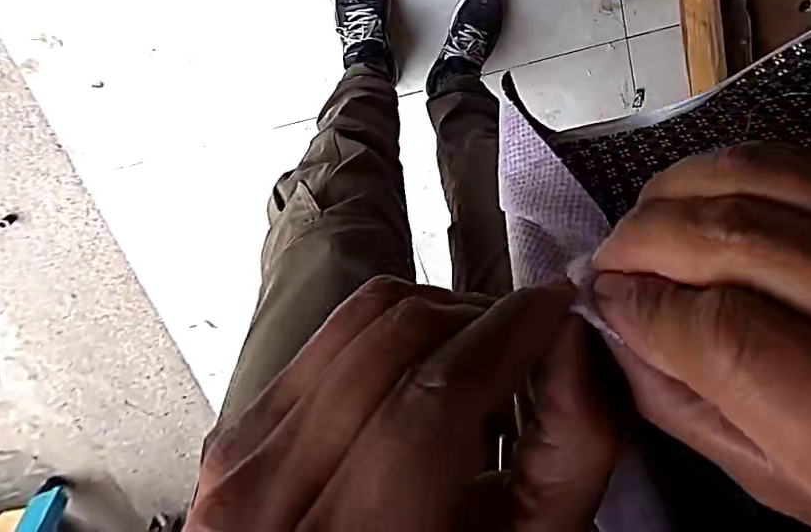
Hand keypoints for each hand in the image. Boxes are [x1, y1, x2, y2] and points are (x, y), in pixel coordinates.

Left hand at [191, 276, 617, 531]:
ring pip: (369, 316)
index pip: (433, 403)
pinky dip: (404, 323)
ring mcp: (239, 460)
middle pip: (402, 342)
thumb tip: (572, 335)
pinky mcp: (241, 425)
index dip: (511, 333)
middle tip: (531, 335)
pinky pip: (339, 328)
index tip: (558, 304)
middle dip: (488, 316)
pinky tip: (435, 362)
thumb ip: (569, 447)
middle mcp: (264, 505)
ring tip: (486, 352)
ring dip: (449, 312)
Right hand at [591, 143, 810, 531]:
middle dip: (649, 237)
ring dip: (680, 187)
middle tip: (608, 255)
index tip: (603, 300)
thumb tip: (620, 326)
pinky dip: (732, 166)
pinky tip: (700, 192)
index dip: (650, 309)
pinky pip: (806, 156)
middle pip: (749, 238)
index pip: (744, 343)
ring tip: (642, 218)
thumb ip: (709, 416)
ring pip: (769, 174)